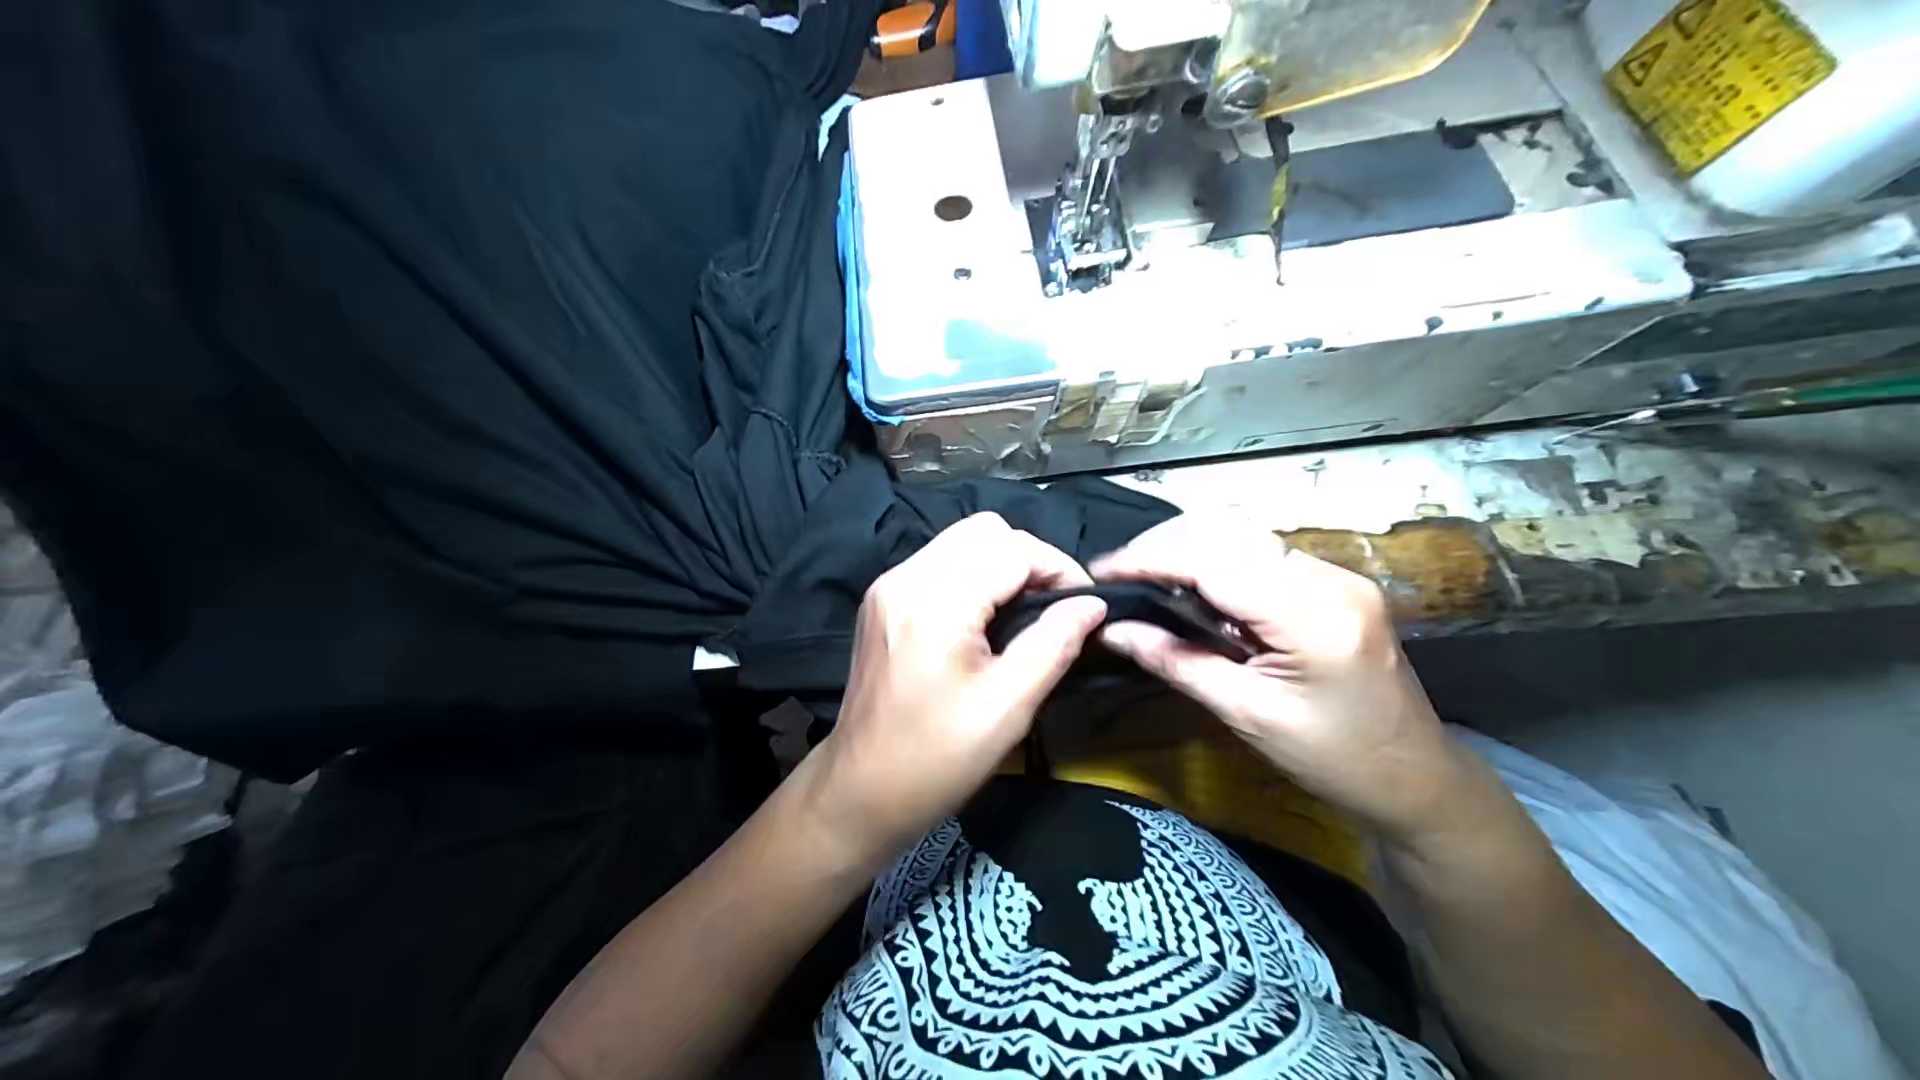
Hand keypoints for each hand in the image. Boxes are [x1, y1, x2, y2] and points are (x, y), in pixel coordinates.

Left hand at [807, 512, 1107, 860]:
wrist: (862, 789)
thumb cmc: (937, 758)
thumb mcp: (1008, 707)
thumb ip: (1054, 644)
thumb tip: (1092, 605)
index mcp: (935, 603)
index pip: (1012, 549)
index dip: (1058, 568)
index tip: (1083, 605)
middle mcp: (905, 578)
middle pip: (985, 530)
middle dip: (1030, 559)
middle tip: (1054, 606)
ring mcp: (888, 586)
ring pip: (962, 540)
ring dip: (1002, 564)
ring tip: (1026, 611)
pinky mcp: (882, 599)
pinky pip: (940, 562)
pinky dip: (974, 575)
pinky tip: (988, 616)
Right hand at [1091, 514, 1467, 840]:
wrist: (1416, 779)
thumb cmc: (1333, 760)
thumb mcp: (1245, 715)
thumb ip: (1177, 662)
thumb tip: (1113, 630)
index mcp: (1312, 615)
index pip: (1213, 561)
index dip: (1150, 559)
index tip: (1102, 572)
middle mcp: (1329, 578)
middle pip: (1228, 532)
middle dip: (1163, 546)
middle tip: (1120, 577)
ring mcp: (1336, 575)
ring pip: (1242, 536)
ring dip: (1187, 550)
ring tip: (1146, 580)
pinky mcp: (1333, 583)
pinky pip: (1260, 554)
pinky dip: (1216, 562)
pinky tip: (1192, 588)